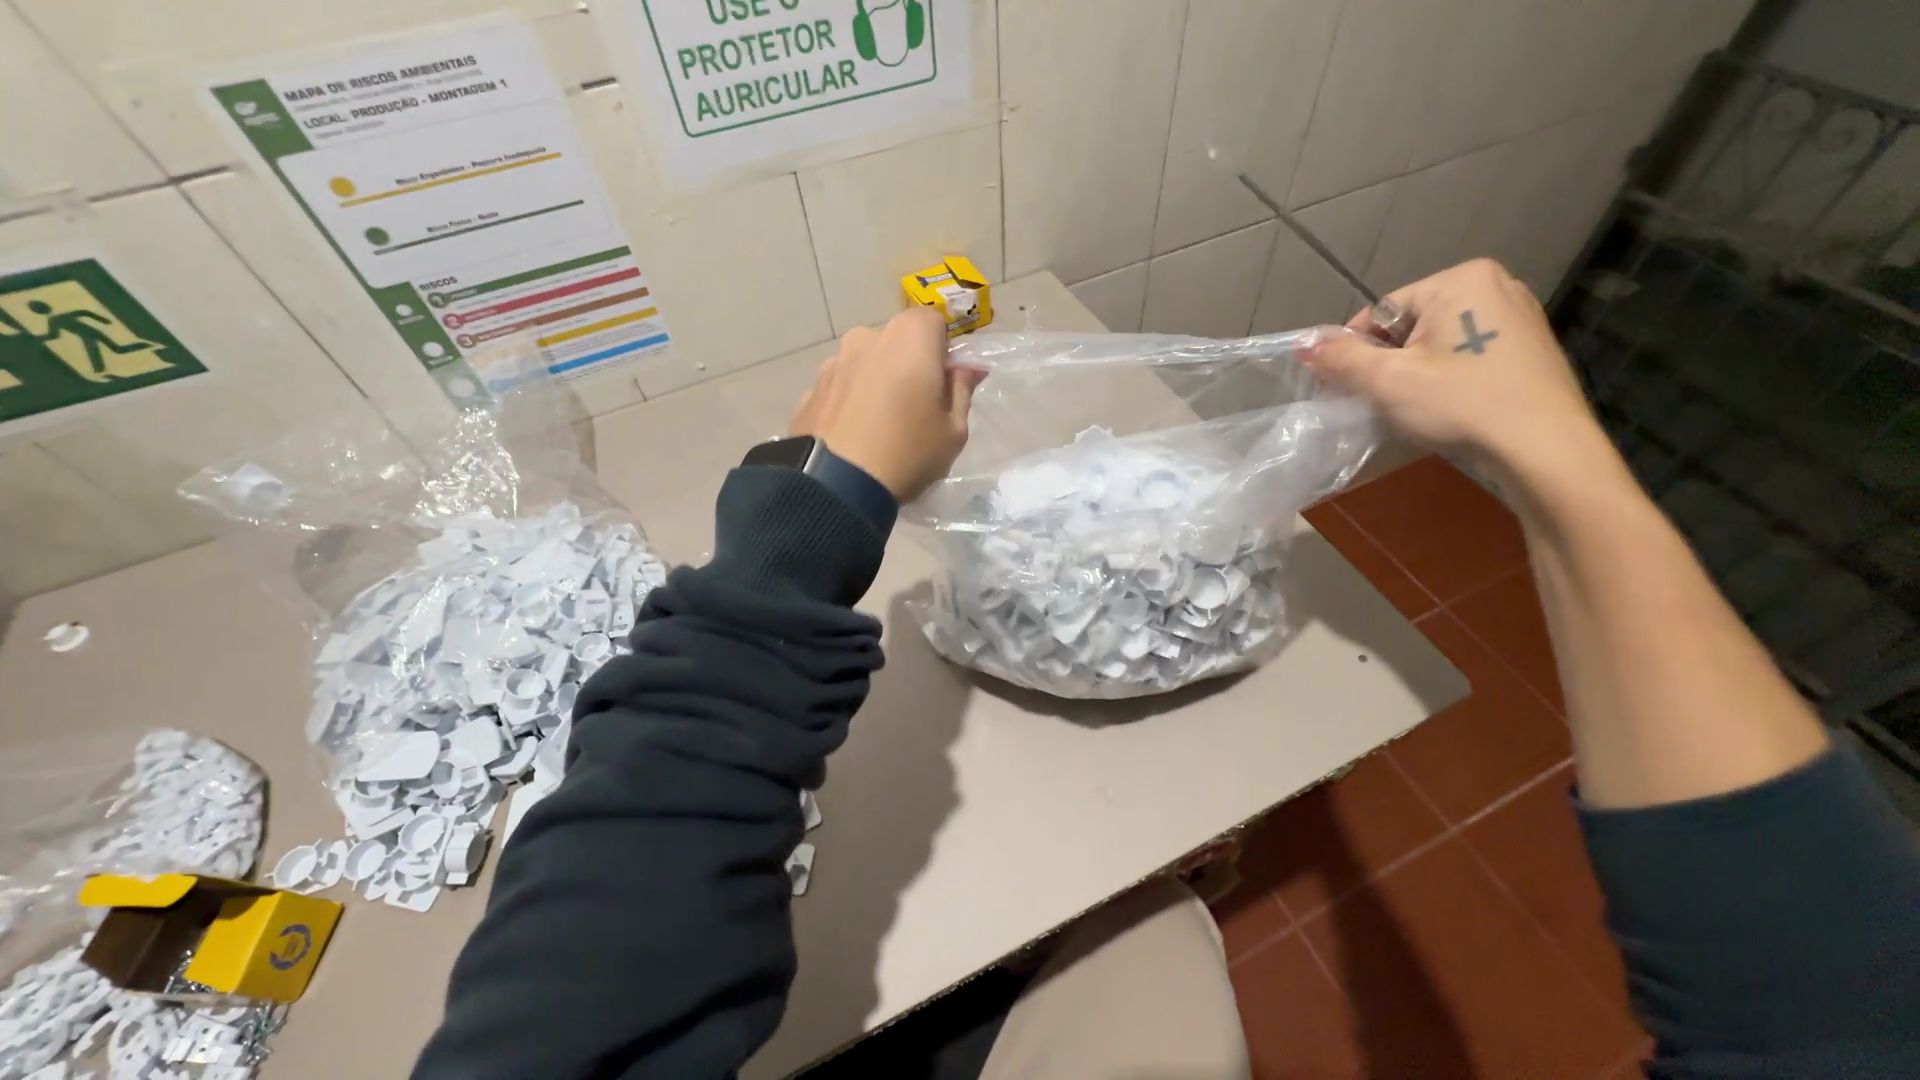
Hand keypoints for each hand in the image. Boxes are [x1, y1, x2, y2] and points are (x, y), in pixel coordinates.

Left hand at [789, 306, 985, 501]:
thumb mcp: (954, 431)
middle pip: (896, 341)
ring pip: (865, 363)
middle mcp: (866, 338)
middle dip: (908, 364)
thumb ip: (962, 390)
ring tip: (879, 427)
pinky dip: (849, 402)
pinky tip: (853, 436)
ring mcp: (832, 363)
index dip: (943, 350)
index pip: (933, 322)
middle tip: (915, 408)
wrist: (836, 487)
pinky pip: (840, 388)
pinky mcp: (809, 390)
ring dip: (875, 382)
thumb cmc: (908, 453)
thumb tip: (967, 368)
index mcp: (909, 338)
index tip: (945, 383)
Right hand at [1305, 259, 1612, 480]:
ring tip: (1416, 408)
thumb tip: (1302, 345)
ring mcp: (1519, 315)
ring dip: (1417, 373)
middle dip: (1391, 363)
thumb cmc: (1461, 403)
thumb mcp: (1388, 381)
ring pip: (1439, 342)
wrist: (1545, 448)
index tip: (1350, 389)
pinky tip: (1450, 407)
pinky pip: (1469, 354)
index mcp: (1460, 279)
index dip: (1358, 353)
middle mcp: (1495, 284)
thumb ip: (1340, 359)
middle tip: (1385, 402)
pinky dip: (1449, 378)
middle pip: (1411, 326)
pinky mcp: (1531, 347)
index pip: (1381, 312)